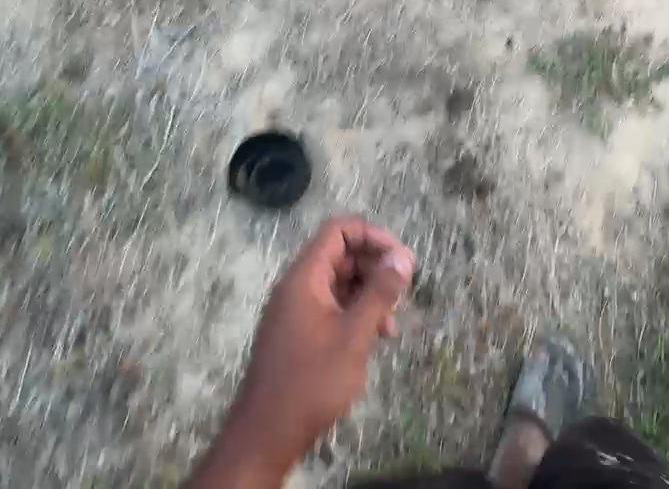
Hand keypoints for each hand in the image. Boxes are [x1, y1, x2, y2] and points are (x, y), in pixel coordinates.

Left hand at [187, 215, 415, 487]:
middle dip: (376, 266)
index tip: (399, 258)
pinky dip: (356, 312)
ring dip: (369, 292)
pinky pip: (332, 306)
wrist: (264, 437)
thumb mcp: (354, 334)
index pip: (339, 230)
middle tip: (402, 289)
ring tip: (391, 322)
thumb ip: (380, 292)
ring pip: (340, 282)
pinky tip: (374, 337)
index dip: (373, 236)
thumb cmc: (311, 380)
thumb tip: (403, 256)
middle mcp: (297, 287)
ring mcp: (296, 311)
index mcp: (304, 278)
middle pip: (342, 254)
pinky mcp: (299, 333)